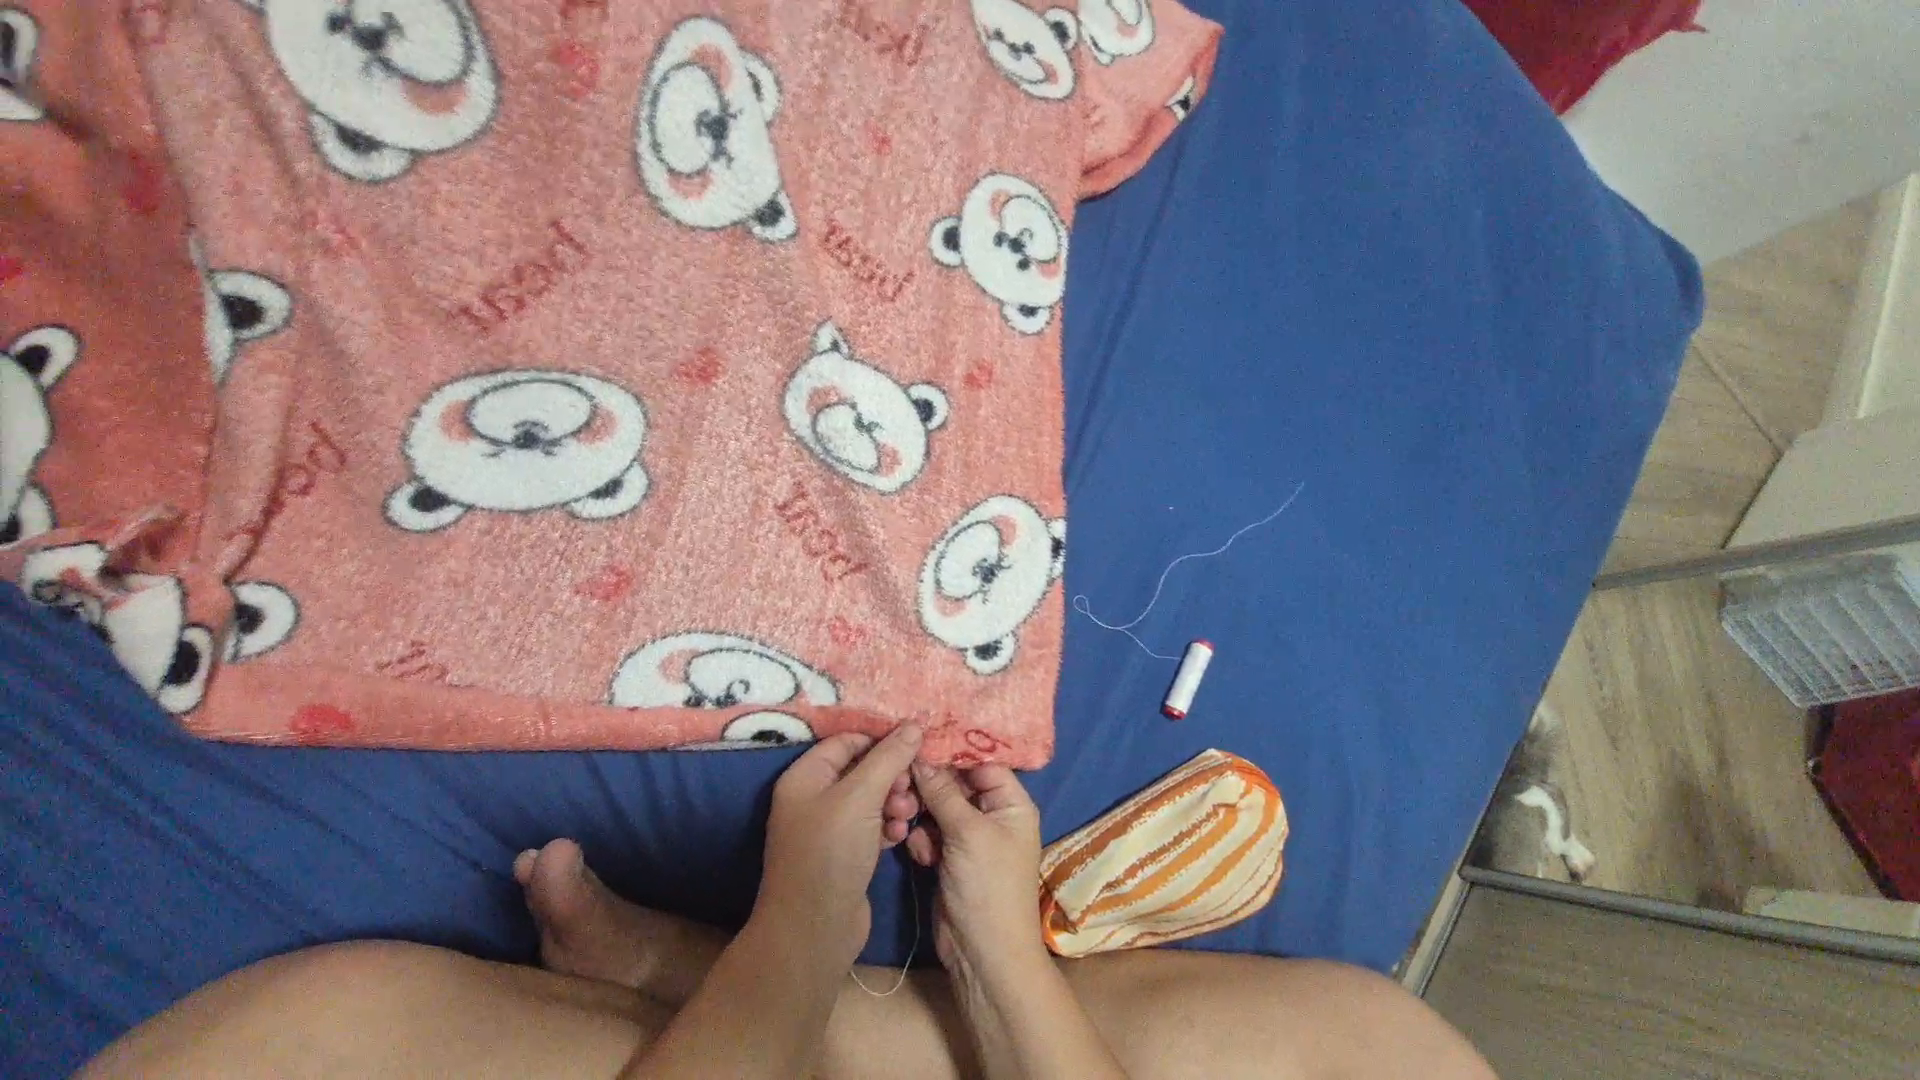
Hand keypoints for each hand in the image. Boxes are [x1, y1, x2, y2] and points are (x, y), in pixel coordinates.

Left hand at [755, 725, 923, 968]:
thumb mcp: (860, 798)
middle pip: (862, 769)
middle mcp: (813, 797)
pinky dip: (888, 825)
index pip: (847, 741)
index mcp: (805, 776)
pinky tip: (899, 835)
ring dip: (894, 802)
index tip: (916, 745)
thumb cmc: (830, 854)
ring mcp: (829, 828)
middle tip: (911, 788)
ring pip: (871, 799)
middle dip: (892, 776)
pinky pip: (872, 825)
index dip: (881, 740)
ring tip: (905, 815)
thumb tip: (914, 725)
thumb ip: (888, 758)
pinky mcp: (846, 853)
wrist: (815, 930)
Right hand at [906, 763, 1048, 987]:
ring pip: (938, 807)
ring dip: (921, 812)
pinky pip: (930, 833)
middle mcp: (993, 816)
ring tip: (905, 818)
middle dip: (930, 783)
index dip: (952, 750)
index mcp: (1011, 803)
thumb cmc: (988, 887)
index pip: (982, 762)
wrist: (984, 955)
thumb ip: (943, 791)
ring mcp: (970, 838)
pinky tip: (917, 854)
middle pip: (956, 783)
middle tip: (901, 779)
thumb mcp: (967, 833)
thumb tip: (921, 753)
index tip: (918, 737)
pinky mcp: (950, 859)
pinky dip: (921, 839)